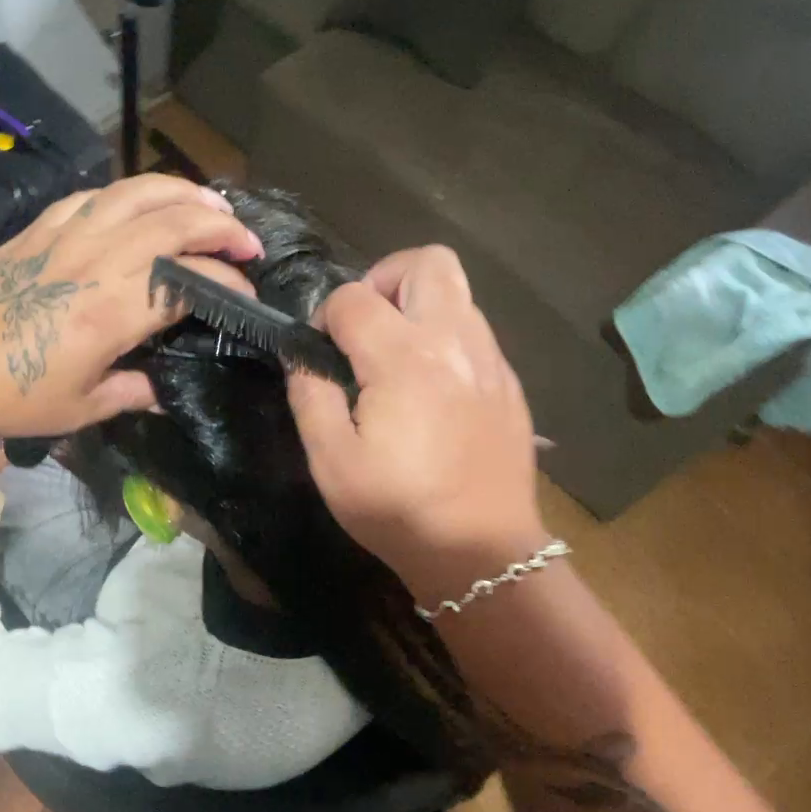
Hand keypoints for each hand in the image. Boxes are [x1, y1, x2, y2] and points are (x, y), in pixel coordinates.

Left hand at [0, 175, 262, 437]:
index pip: (190, 282)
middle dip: (222, 225)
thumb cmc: (7, 396)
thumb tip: (165, 392)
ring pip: (137, 193)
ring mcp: (65, 237)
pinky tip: (139, 204)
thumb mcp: (78, 409)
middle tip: (246, 241)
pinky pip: (94, 196)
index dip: (228, 287)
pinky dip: (128, 193)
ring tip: (209, 203)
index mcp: (113, 312)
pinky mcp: (37, 229)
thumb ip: (130, 393)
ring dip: (183, 191)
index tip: (247, 297)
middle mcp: (97, 261)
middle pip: (175, 221)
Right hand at [286, 246, 544, 581]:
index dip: (326, 316)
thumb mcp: (330, 461)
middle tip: (364, 328)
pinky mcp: (508, 383)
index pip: (355, 297)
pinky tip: (427, 389)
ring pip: (457, 292)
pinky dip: (443, 339)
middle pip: (426, 262)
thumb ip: (310, 396)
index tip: (320, 354)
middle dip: (384, 280)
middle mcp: (454, 342)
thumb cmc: (395, 508)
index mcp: (404, 359)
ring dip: (416, 307)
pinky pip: (474, 331)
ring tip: (392, 358)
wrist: (479, 549)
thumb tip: (303, 358)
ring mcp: (490, 360)